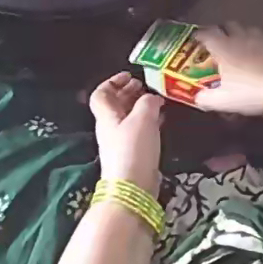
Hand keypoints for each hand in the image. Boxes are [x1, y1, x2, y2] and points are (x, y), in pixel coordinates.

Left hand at [90, 72, 163, 193]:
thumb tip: (152, 97)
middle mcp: (110, 128)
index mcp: (106, 116)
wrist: (133, 188)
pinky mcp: (133, 154)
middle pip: (115, 104)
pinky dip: (148, 121)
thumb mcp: (143, 118)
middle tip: (145, 85)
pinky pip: (139, 130)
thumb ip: (148, 102)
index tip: (129, 75)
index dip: (112, 81)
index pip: (101, 94)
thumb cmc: (133, 149)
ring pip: (128, 117)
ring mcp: (121, 142)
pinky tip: (161, 119)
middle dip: (128, 92)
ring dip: (140, 106)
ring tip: (156, 99)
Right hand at [191, 23, 262, 117]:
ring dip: (238, 34)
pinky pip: (261, 36)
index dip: (198, 35)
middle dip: (220, 31)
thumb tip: (197, 97)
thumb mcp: (224, 101)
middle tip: (217, 44)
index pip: (206, 33)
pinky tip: (257, 53)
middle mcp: (239, 37)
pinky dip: (255, 41)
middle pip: (226, 25)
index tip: (194, 41)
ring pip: (245, 28)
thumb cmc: (252, 91)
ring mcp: (259, 37)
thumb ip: (206, 99)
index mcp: (223, 47)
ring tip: (237, 47)